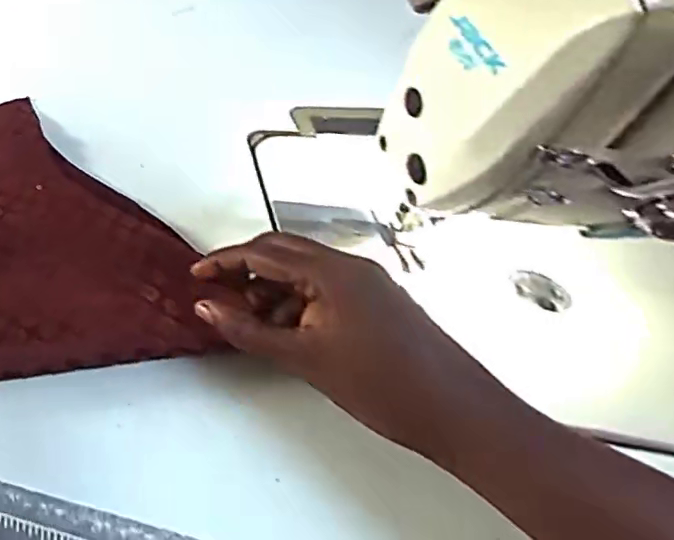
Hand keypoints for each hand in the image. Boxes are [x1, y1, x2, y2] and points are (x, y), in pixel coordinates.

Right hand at [191, 233, 516, 463]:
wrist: (472, 424)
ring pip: (302, 268)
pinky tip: (292, 329)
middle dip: (246, 268)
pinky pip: (325, 285)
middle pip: (280, 250)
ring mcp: (370, 283)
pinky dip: (298, 298)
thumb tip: (209, 308)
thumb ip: (247, 330)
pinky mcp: (381, 301)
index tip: (201, 272)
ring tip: (259, 320)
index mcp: (332, 272)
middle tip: (222, 290)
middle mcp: (352, 268)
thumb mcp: (304, 359)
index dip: (223, 261)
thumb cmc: (399, 390)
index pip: (261, 252)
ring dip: (272, 286)